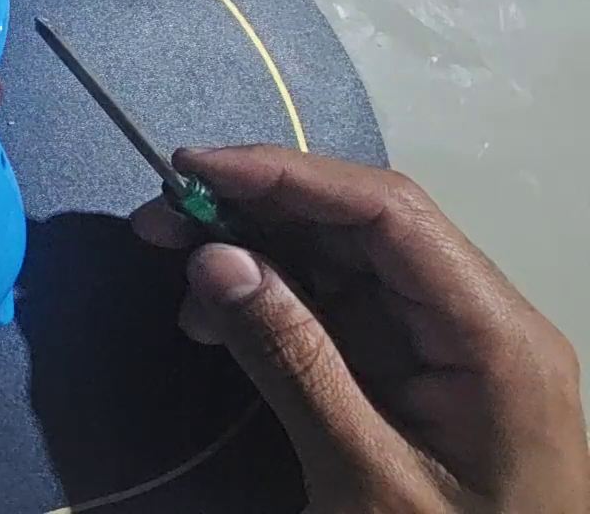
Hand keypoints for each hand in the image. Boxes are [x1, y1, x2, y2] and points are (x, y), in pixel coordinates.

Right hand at [133, 145, 589, 512]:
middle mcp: (460, 314)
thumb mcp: (367, 474)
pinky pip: (307, 292)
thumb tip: (211, 255)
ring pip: (317, 248)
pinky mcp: (385, 353)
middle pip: (343, 219)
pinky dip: (245, 290)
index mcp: (488, 334)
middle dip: (241, 205)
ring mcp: (421, 332)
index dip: (283, 173)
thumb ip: (293, 361)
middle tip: (156, 218)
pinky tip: (205, 318)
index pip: (385, 210)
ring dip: (233, 243)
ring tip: (166, 258)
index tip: (189, 169)